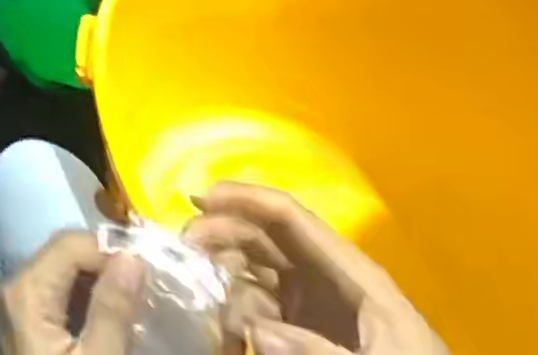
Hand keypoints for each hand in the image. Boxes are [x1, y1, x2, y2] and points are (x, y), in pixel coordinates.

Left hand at [0, 231, 144, 354]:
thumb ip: (112, 309)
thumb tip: (133, 256)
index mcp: (27, 292)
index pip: (71, 245)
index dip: (110, 250)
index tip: (148, 270)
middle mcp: (15, 287)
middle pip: (64, 252)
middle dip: (105, 261)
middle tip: (146, 282)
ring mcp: (18, 304)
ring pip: (62, 269)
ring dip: (98, 277)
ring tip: (135, 295)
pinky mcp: (25, 321)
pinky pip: (57, 291)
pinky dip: (85, 295)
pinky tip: (112, 312)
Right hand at [186, 184, 446, 354]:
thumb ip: (315, 351)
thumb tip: (252, 329)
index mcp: (352, 271)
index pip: (290, 215)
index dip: (244, 197)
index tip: (199, 197)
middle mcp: (327, 275)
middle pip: (265, 235)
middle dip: (222, 231)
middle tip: (184, 246)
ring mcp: (315, 301)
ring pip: (256, 266)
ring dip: (223, 266)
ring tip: (197, 282)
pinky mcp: (306, 327)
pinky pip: (260, 302)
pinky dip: (235, 304)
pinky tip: (220, 318)